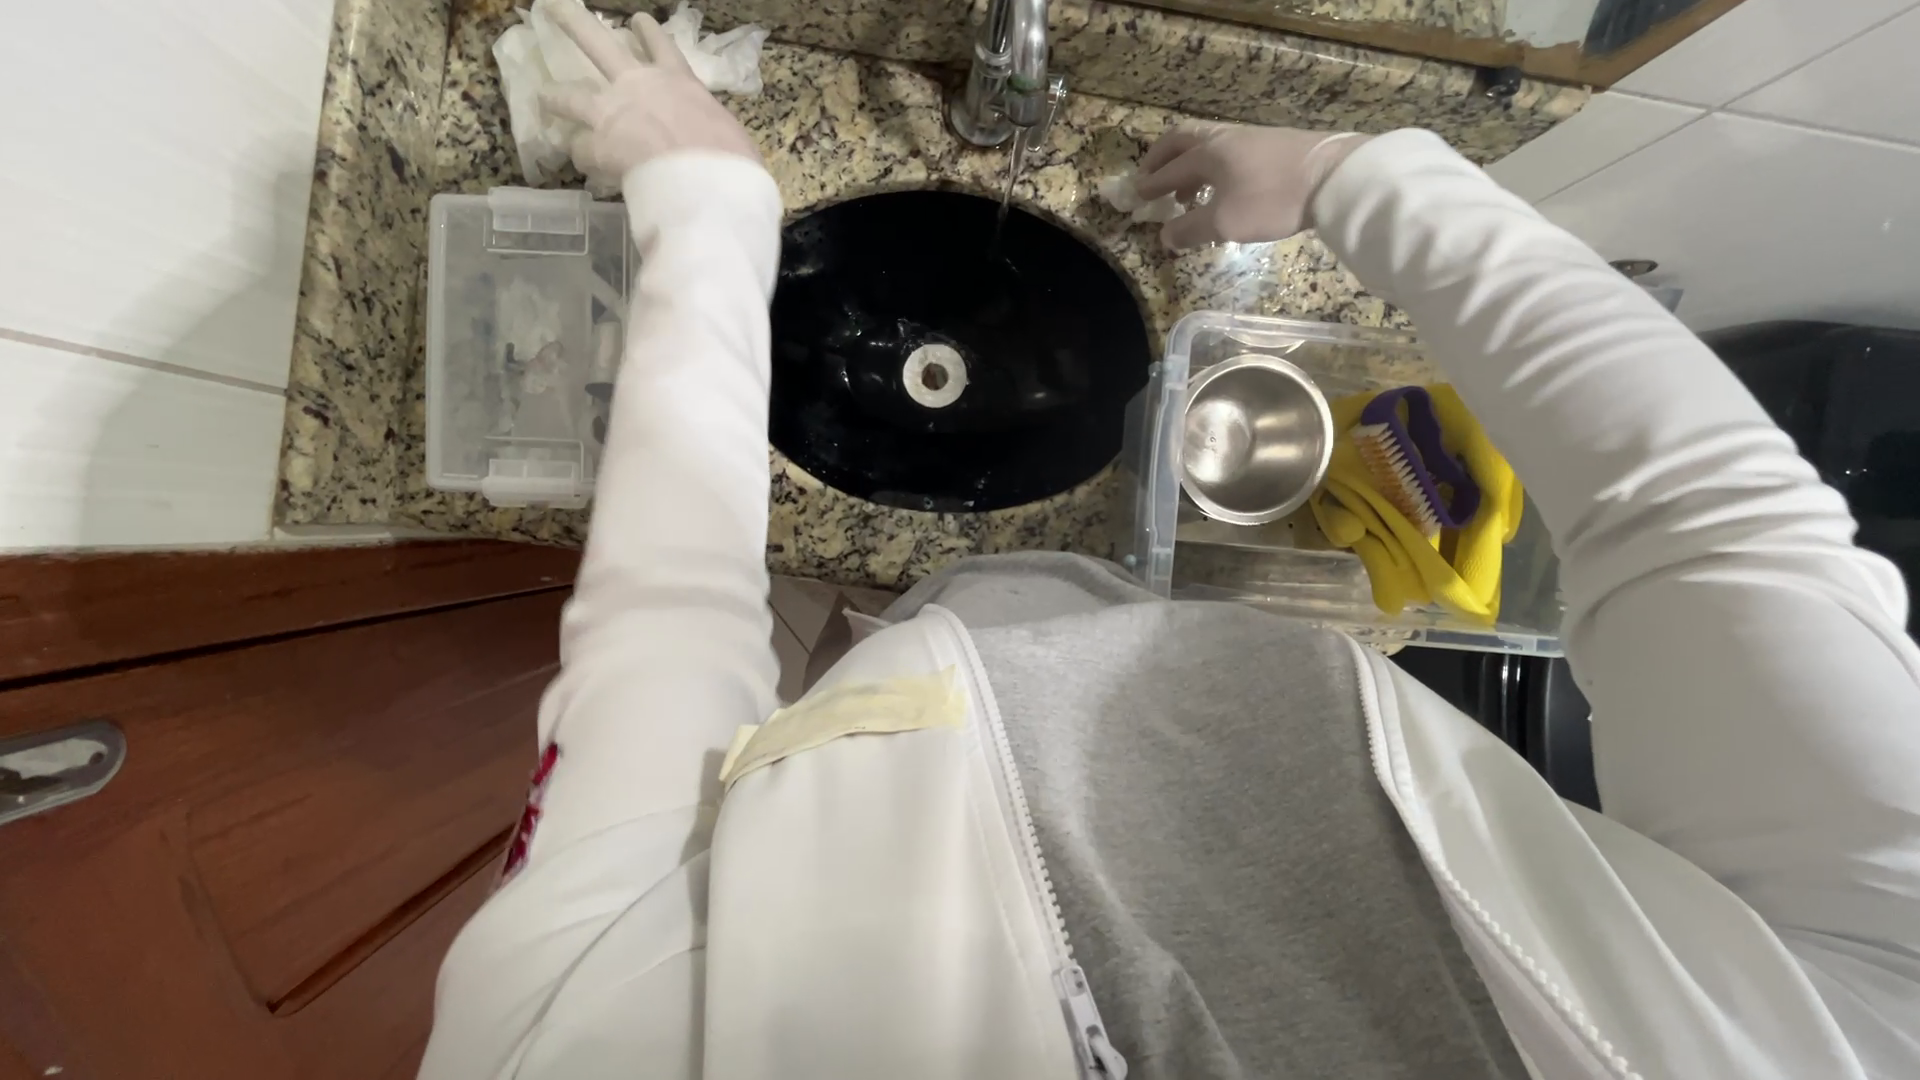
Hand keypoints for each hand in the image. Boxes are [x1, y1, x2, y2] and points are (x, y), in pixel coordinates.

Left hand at [538, 3, 760, 189]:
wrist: (710, 186)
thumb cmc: (733, 164)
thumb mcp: (732, 137)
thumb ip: (713, 132)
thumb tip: (715, 147)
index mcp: (679, 80)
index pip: (659, 43)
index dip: (646, 33)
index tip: (638, 25)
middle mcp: (638, 84)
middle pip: (596, 41)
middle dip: (573, 22)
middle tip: (555, 9)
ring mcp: (613, 112)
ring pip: (570, 93)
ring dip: (554, 95)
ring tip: (544, 98)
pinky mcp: (599, 145)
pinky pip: (580, 149)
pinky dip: (581, 157)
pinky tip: (586, 167)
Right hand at [1135, 122, 1370, 248]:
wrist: (1335, 177)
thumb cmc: (1271, 200)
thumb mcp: (1224, 223)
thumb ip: (1190, 230)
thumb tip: (1165, 237)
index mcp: (1208, 153)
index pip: (1169, 169)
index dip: (1150, 185)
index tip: (1135, 198)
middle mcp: (1226, 139)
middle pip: (1184, 142)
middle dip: (1163, 162)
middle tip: (1150, 179)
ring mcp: (1251, 140)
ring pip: (1209, 149)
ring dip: (1189, 170)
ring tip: (1185, 196)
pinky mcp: (1273, 148)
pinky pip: (1229, 156)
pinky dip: (1213, 172)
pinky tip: (1221, 192)